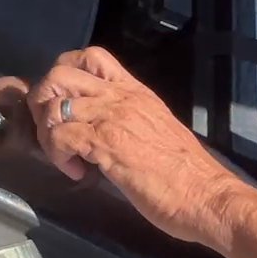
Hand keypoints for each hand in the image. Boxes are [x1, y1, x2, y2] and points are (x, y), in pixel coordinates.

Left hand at [26, 47, 246, 248]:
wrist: (212, 200)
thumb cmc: (187, 173)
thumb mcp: (155, 126)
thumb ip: (124, 114)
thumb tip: (92, 118)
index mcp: (133, 92)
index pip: (91, 57)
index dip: (64, 71)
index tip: (63, 99)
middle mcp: (119, 98)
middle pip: (59, 74)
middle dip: (43, 100)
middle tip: (52, 128)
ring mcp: (111, 118)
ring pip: (53, 106)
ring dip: (47, 132)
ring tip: (62, 154)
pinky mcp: (105, 144)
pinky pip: (59, 136)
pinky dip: (57, 154)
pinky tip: (75, 170)